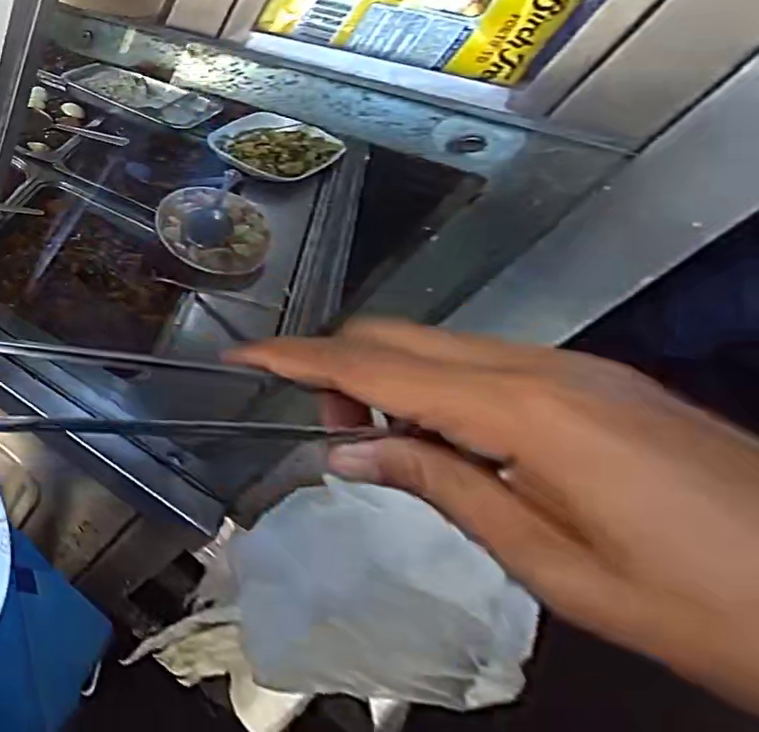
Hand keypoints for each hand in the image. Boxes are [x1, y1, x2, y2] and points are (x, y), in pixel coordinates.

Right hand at [232, 320, 758, 713]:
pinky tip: (455, 439)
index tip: (237, 357)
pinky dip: (436, 385)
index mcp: (524, 411)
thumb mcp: (560, 570)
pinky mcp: (606, 384)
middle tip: (332, 433)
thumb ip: (440, 487)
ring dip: (387, 378)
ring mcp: (583, 370)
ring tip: (394, 445)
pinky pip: (484, 361)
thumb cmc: (722, 612)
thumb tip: (347, 450)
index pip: (370, 367)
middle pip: (395, 335)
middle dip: (336, 367)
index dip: (292, 359)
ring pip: (436, 343)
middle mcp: (546, 368)